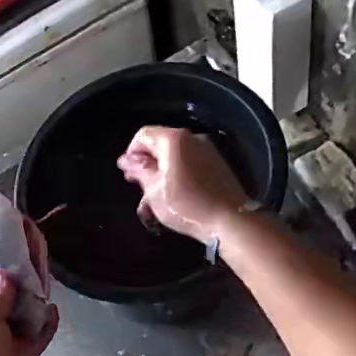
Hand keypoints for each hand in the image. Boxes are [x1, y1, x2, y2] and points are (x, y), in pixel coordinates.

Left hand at [0, 270, 57, 355]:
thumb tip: (3, 273)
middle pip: (3, 296)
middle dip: (15, 281)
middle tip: (29, 258)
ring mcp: (11, 336)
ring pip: (25, 311)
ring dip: (34, 298)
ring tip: (45, 276)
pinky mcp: (29, 349)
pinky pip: (41, 331)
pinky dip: (48, 321)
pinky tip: (54, 308)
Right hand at [116, 126, 251, 242]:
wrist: (229, 220)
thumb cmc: (186, 205)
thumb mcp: (153, 189)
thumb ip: (139, 170)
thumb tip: (126, 160)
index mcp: (174, 140)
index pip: (143, 135)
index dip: (131, 153)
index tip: (128, 174)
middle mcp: (192, 139)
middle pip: (159, 145)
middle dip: (146, 165)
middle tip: (138, 186)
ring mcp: (207, 151)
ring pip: (173, 157)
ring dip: (159, 174)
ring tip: (153, 199)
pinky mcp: (216, 165)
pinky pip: (188, 164)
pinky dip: (175, 176)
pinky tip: (171, 197)